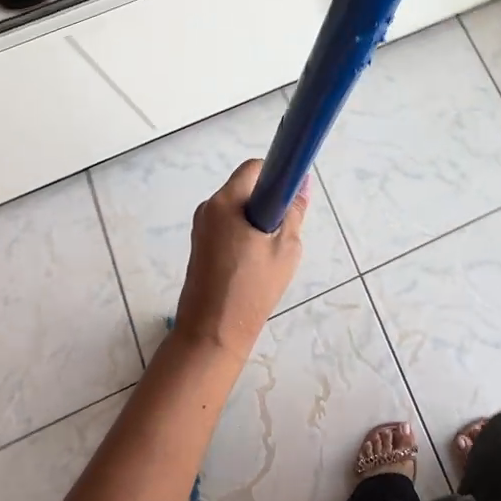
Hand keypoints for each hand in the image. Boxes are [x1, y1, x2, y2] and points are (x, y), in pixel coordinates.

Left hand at [173, 160, 308, 355]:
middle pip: (245, 187)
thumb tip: (301, 185)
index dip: (277, 175)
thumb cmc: (252, 288)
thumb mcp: (286, 249)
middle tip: (283, 231)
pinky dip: (243, 234)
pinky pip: (227, 225)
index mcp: (226, 202)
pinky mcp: (199, 244)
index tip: (291, 195)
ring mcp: (200, 226)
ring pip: (237, 208)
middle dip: (267, 202)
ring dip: (256, 220)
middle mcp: (208, 207)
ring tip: (268, 254)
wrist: (212, 332)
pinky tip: (253, 263)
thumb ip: (294, 213)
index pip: (254, 168)